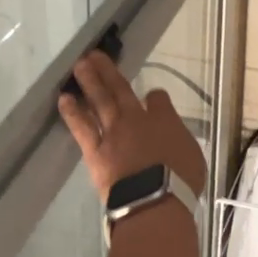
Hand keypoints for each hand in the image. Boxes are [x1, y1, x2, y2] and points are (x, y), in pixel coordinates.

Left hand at [58, 51, 209, 200]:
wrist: (153, 202)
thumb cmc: (181, 181)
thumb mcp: (192, 154)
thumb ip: (178, 139)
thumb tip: (170, 134)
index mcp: (165, 119)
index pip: (158, 98)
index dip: (155, 97)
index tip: (152, 98)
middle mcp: (137, 119)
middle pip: (121, 90)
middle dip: (109, 71)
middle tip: (94, 54)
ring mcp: (114, 133)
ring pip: (100, 101)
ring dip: (89, 81)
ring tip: (79, 65)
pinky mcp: (95, 152)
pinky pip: (82, 126)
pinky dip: (73, 112)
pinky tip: (64, 99)